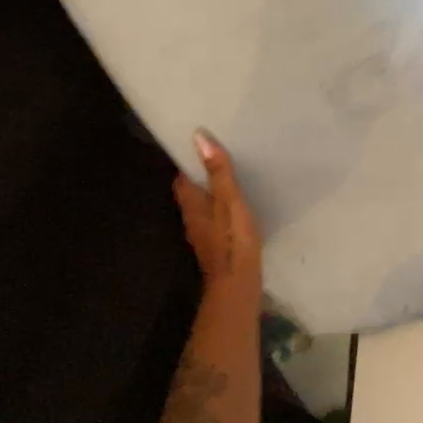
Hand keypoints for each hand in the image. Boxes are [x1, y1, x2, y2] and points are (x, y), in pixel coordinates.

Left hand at [175, 129, 262, 302]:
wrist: (238, 285)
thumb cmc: (232, 239)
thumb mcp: (229, 200)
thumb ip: (218, 171)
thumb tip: (199, 137)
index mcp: (192, 204)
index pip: (182, 177)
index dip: (189, 161)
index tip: (202, 143)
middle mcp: (193, 218)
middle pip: (193, 190)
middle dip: (203, 173)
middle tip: (222, 153)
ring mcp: (205, 233)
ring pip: (205, 204)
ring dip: (214, 189)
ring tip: (234, 171)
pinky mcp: (218, 243)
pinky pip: (217, 216)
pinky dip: (224, 205)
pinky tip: (239, 202)